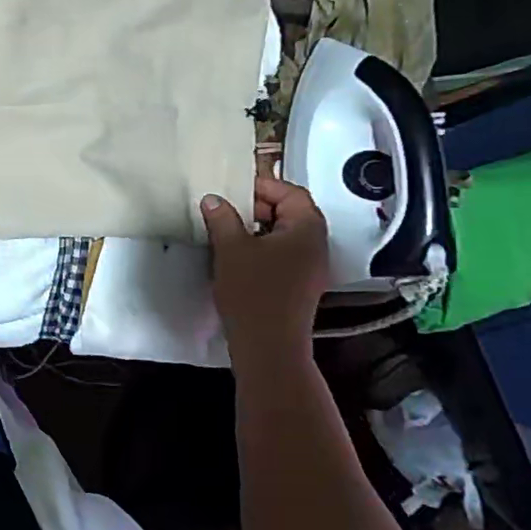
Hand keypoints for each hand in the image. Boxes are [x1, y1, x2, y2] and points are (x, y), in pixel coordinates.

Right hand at [200, 177, 330, 364]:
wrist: (268, 343)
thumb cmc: (252, 290)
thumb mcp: (230, 248)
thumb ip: (222, 218)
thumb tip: (214, 199)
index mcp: (307, 229)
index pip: (291, 192)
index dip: (263, 186)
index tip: (232, 189)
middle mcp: (317, 244)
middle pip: (292, 211)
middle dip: (259, 206)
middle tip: (227, 210)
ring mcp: (311, 266)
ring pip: (286, 233)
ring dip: (258, 227)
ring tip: (228, 231)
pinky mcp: (300, 283)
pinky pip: (284, 252)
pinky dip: (262, 246)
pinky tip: (238, 255)